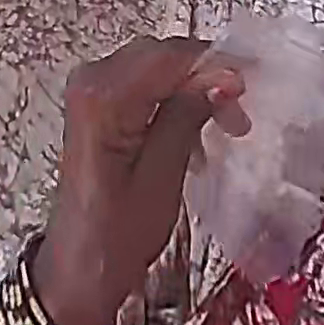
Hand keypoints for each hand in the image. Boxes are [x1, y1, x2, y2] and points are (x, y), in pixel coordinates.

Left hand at [32, 37, 247, 324]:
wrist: (77, 269)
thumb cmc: (117, 234)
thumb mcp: (161, 178)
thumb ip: (187, 116)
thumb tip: (223, 76)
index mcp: (102, 98)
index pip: (168, 58)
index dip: (212, 64)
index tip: (246, 86)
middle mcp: (92, 79)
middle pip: (162, 55)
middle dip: (205, 75)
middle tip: (237, 111)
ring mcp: (91, 85)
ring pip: (157, 64)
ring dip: (193, 85)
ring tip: (224, 122)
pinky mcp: (97, 97)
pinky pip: (145, 79)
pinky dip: (173, 94)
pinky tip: (194, 124)